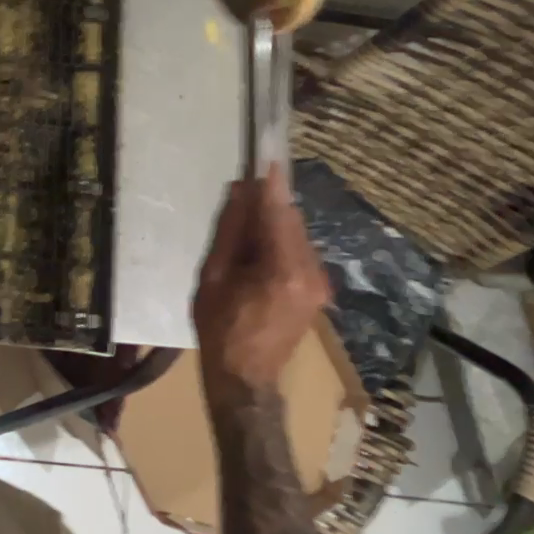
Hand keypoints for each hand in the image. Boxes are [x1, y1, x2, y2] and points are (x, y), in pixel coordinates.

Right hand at [192, 168, 330, 389]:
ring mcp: (320, 283)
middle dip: (268, 204)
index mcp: (284, 270)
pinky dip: (279, 241)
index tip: (268, 156)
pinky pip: (299, 252)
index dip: (271, 185)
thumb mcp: (213, 277)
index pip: (278, 214)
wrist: (246, 377)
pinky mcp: (318, 289)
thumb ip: (230, 233)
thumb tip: (239, 195)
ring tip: (243, 223)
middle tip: (240, 191)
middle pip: (292, 221)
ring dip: (273, 223)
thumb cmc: (220, 328)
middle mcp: (312, 272)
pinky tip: (256, 247)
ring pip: (297, 235)